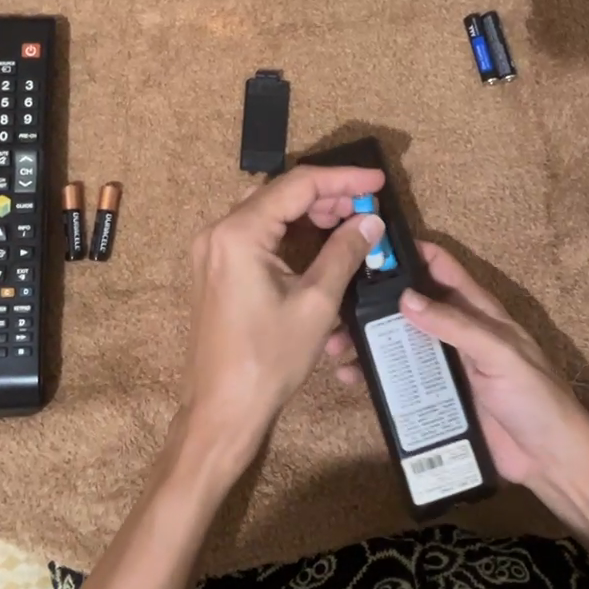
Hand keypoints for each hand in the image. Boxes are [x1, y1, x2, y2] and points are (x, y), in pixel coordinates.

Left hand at [182, 164, 385, 466]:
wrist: (223, 408)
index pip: (297, 186)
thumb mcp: (317, 303)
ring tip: (350, 220)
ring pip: (267, 211)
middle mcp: (218, 232)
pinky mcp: (215, 268)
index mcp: (238, 234)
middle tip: (368, 206)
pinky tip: (319, 240)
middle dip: (327, 195)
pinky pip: (255, 232)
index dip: (342, 179)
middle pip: (279, 193)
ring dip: (308, 211)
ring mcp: (212, 250)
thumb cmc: (268, 360)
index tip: (377, 180)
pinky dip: (289, 231)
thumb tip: (371, 222)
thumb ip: (344, 253)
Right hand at [326, 242, 588, 518]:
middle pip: (409, 307)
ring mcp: (444, 367)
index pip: (442, 269)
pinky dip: (374, 377)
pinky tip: (351, 379)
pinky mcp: (436, 399)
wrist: (549, 461)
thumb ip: (456, 325)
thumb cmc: (536, 398)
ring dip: (367, 341)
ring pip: (398, 344)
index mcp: (479, 312)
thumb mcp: (500, 355)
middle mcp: (456, 333)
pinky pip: (399, 382)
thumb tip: (406, 297)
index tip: (370, 246)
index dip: (411, 252)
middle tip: (336, 306)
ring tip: (335, 346)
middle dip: (374, 303)